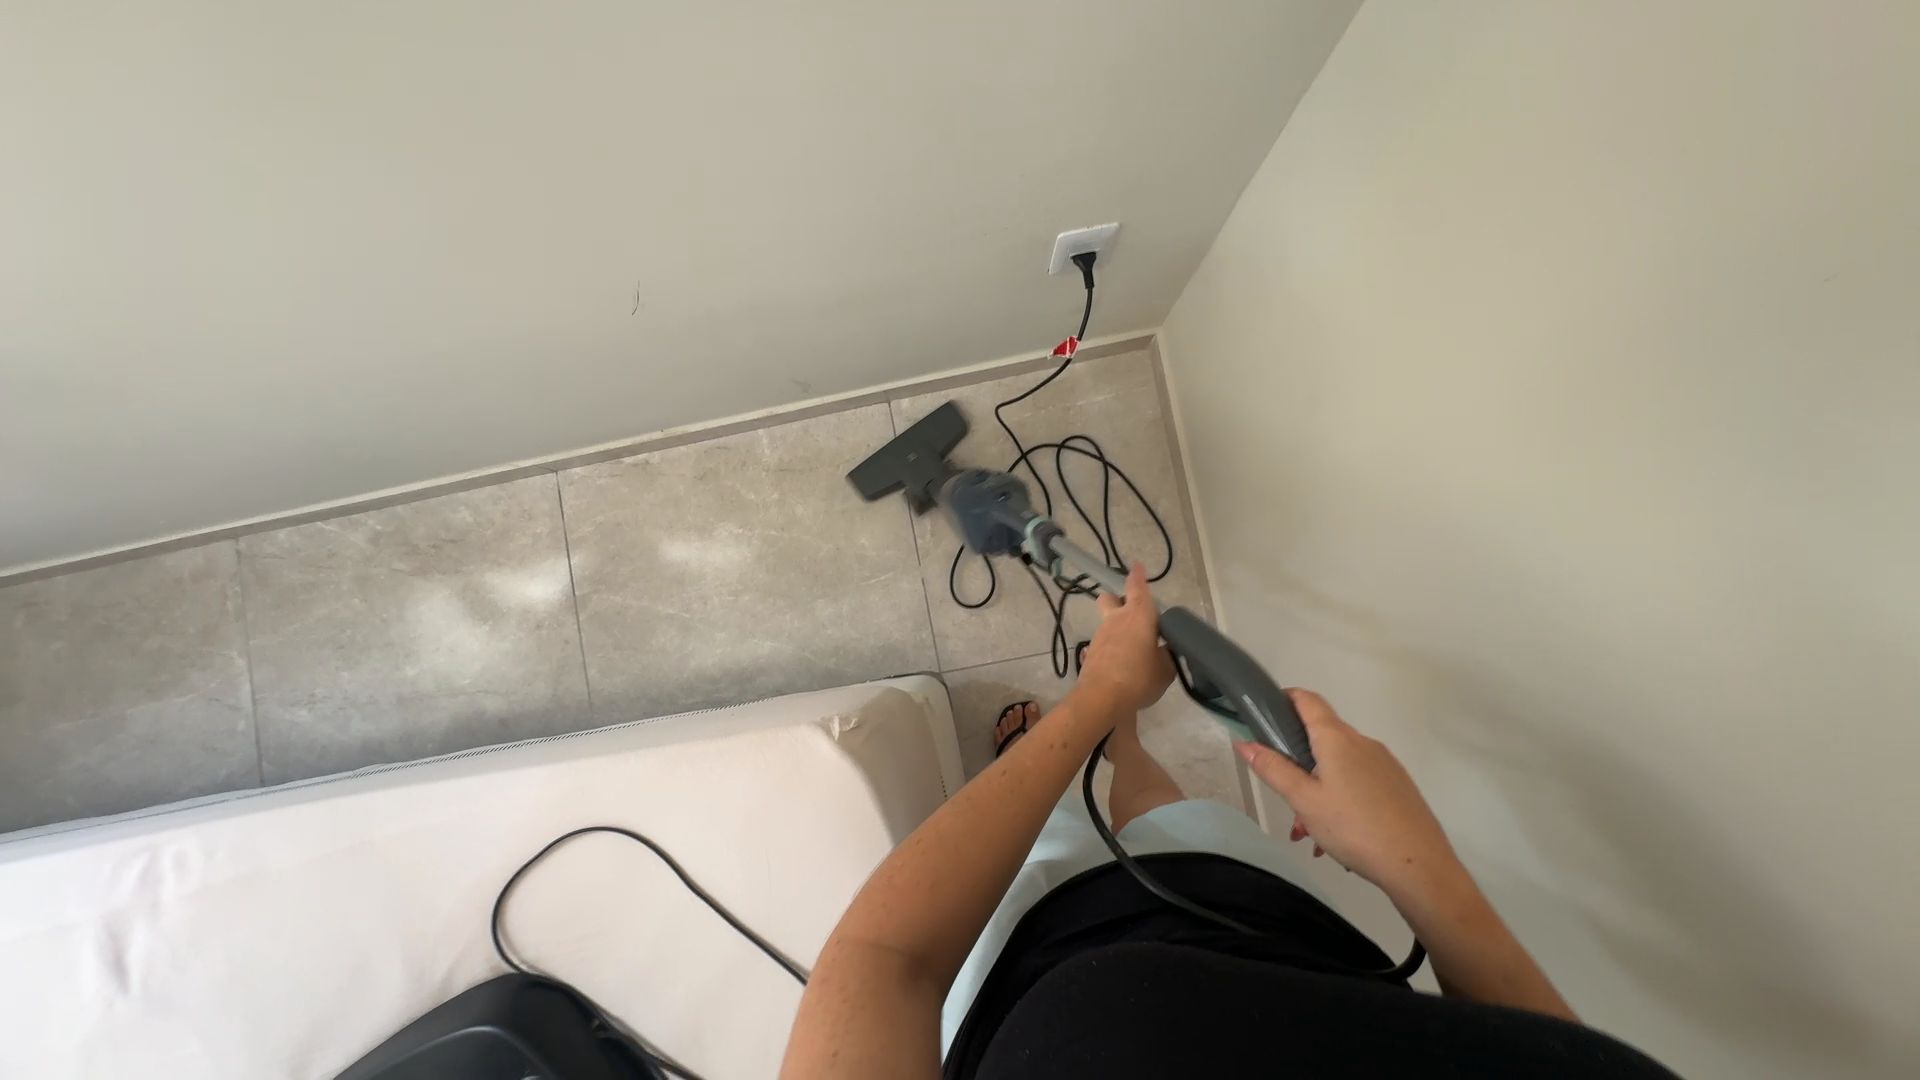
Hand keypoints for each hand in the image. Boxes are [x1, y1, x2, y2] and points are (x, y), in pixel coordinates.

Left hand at [1074, 562, 1174, 713]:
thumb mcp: (1165, 669)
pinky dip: (1110, 651)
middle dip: (1117, 600)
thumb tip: (1164, 650)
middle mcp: (1115, 620)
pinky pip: (1102, 646)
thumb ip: (1166, 655)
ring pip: (1106, 624)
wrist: (1102, 698)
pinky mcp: (1090, 653)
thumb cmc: (1140, 677)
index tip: (1135, 565)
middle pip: (1110, 600)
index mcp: (1138, 616)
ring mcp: (1099, 636)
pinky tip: (1119, 667)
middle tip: (1129, 611)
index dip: (1137, 576)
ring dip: (1117, 631)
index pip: (1137, 588)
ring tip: (1133, 651)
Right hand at [1234, 689, 1465, 903]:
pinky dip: (1340, 799)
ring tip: (1309, 832)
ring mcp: (1384, 764)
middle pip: (1320, 738)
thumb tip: (1243, 743)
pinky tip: (1335, 837)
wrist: (1421, 868)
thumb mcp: (1303, 800)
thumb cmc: (1354, 827)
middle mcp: (1362, 743)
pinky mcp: (1398, 787)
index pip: (1307, 700)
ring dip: (1317, 788)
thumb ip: (1272, 768)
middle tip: (1284, 797)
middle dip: (1296, 763)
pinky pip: (1359, 782)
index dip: (1284, 699)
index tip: (1264, 715)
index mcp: (1337, 738)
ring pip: (1339, 766)